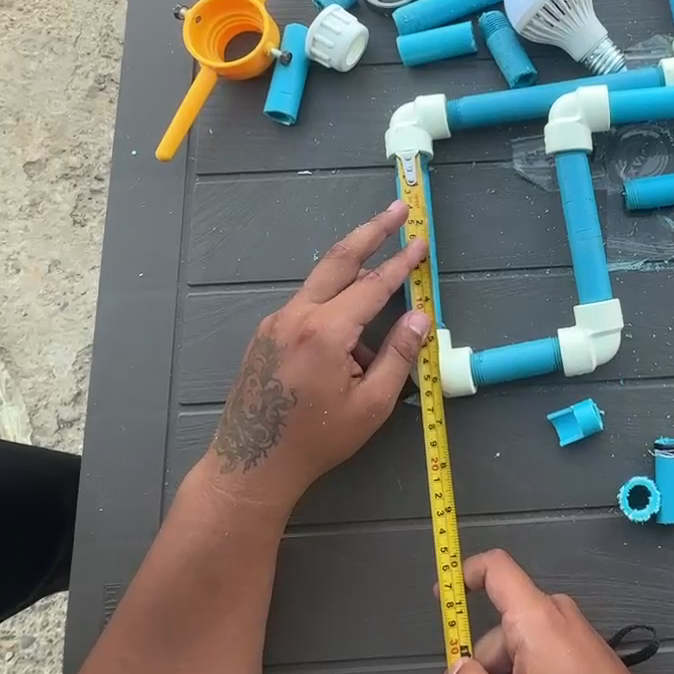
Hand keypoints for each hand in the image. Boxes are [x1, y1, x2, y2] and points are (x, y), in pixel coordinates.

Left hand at [206, 201, 430, 507]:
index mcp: (325, 332)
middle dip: (372, 230)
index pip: (373, 285)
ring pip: (323, 283)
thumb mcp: (371, 404)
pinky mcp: (267, 332)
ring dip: (356, 278)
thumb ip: (399, 354)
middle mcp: (297, 315)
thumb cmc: (318, 439)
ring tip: (379, 316)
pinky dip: (336, 309)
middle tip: (398, 209)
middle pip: (340, 259)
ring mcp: (277, 321)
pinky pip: (309, 308)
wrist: (251, 465)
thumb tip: (420, 317)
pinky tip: (351, 348)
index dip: (402, 263)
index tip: (422, 243)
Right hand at [412, 551, 673, 673]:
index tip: (437, 598)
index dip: (461, 575)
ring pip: (514, 659)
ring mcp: (572, 643)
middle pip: (496, 633)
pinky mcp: (583, 665)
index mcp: (538, 620)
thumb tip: (456, 670)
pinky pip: (536, 670)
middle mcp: (557, 620)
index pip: (495, 569)